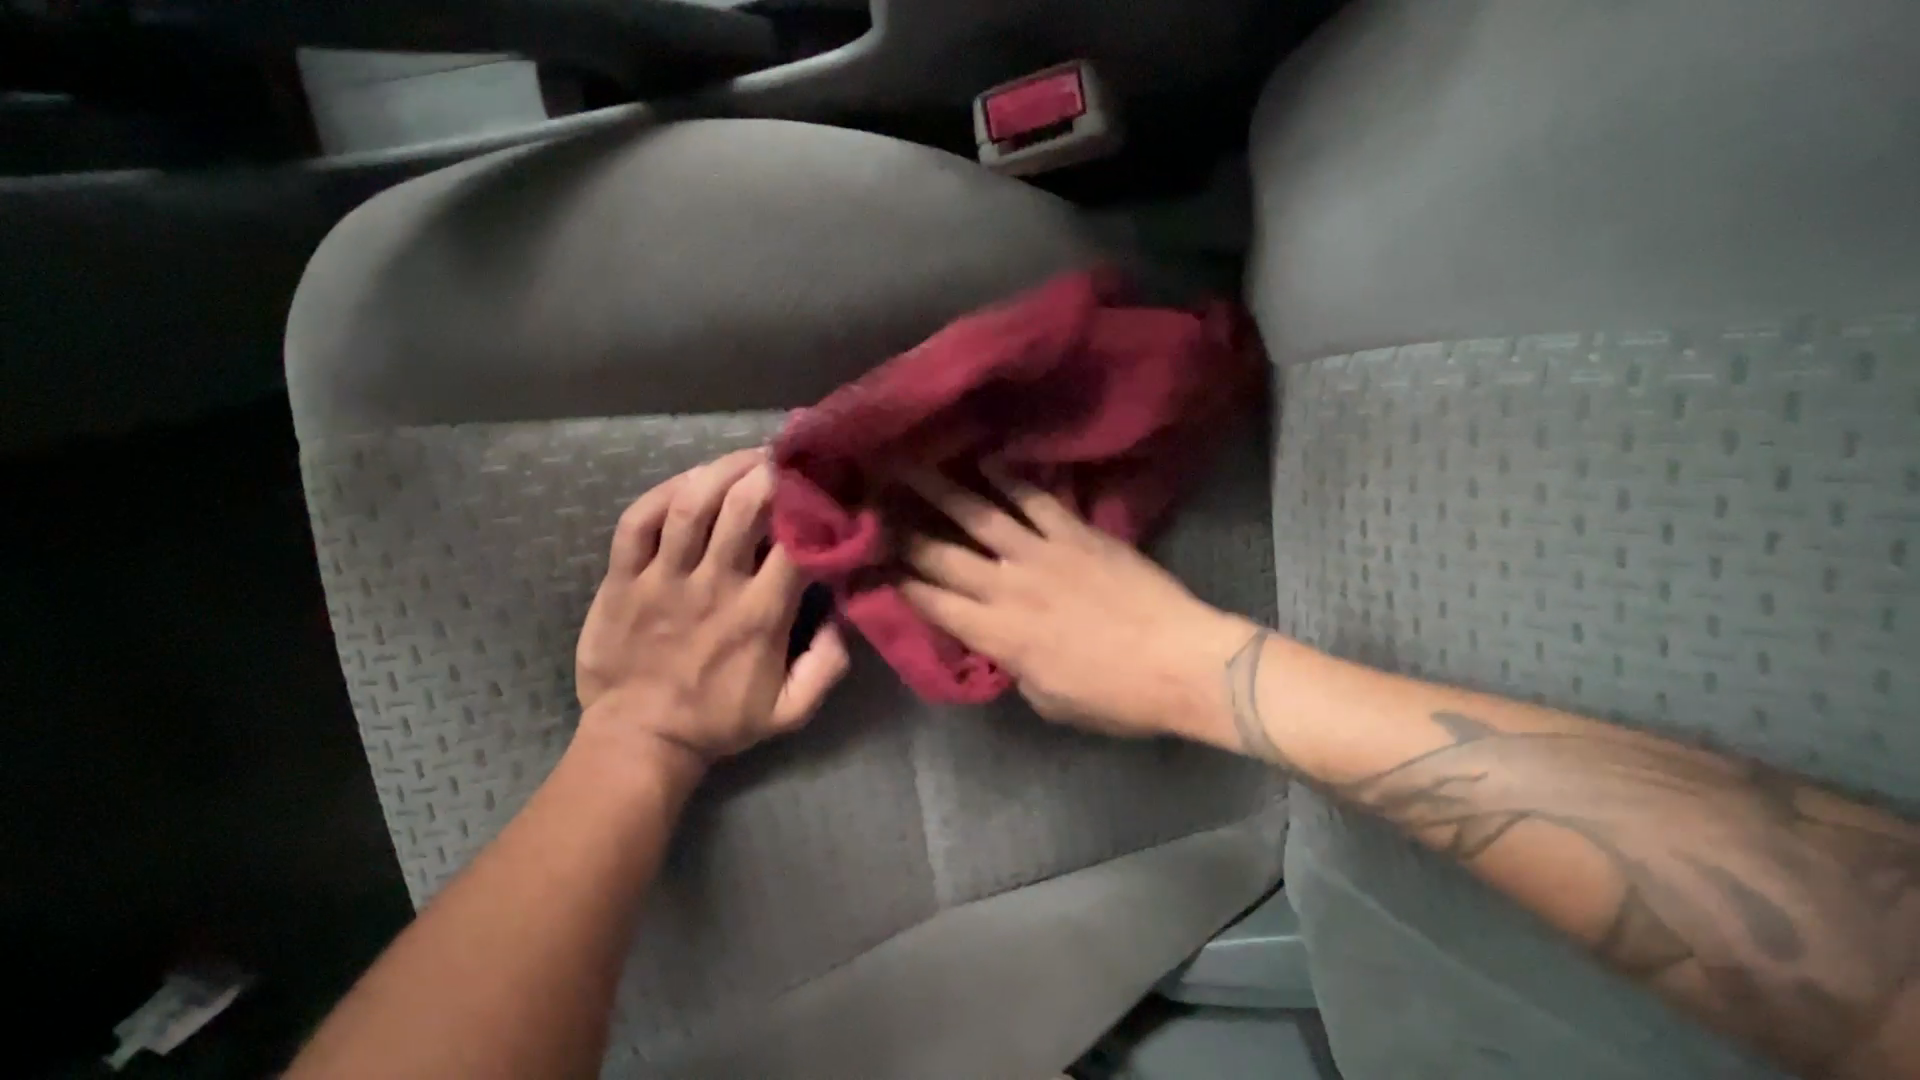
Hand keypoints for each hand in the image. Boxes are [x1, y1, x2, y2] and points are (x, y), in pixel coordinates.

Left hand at [575, 449, 850, 767]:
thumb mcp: (789, 712)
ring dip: (723, 469)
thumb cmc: (718, 721)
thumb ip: (826, 668)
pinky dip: (663, 491)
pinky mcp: (622, 579)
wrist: (640, 740)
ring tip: (747, 457)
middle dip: (770, 473)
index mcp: (759, 615)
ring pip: (691, 504)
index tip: (830, 494)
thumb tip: (844, 616)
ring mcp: (662, 579)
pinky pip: (637, 521)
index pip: (795, 545)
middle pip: (743, 507)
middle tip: (788, 459)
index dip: (816, 511)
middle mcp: (713, 586)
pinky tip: (689, 480)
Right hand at [897, 466, 1251, 741]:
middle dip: (901, 529)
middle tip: (870, 502)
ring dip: (940, 488)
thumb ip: (1015, 667)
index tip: (869, 561)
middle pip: (942, 554)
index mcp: (999, 635)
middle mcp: (1008, 587)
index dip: (895, 582)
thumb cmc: (1116, 697)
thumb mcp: (1049, 700)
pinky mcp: (1077, 533)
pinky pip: (1035, 499)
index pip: (932, 604)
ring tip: (908, 464)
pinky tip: (986, 460)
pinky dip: (1009, 478)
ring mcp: (1043, 553)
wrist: (1181, 662)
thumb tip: (1002, 646)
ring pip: (979, 515)